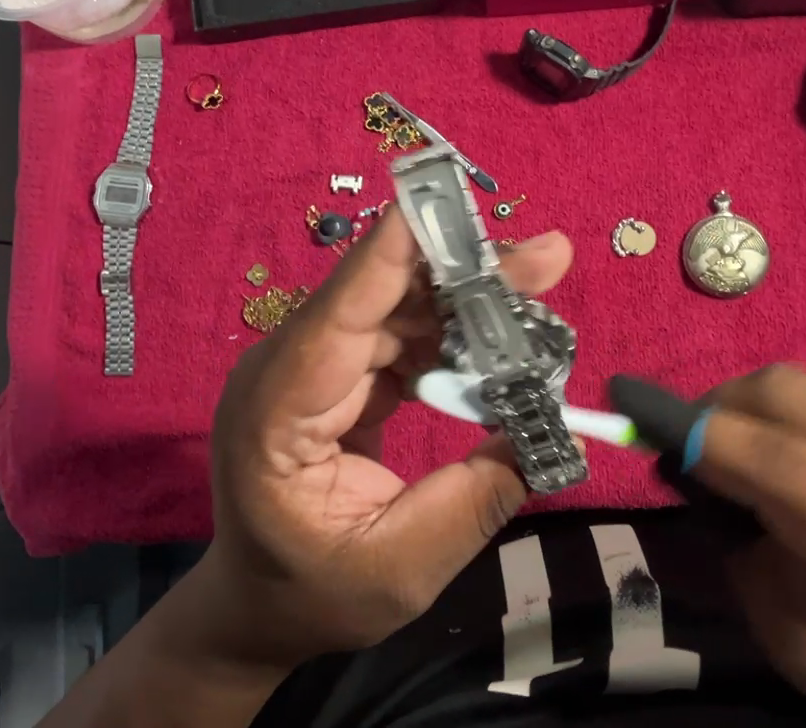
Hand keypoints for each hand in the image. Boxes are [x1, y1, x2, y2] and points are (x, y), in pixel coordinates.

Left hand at [193, 209, 575, 668]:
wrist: (258, 607)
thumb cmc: (313, 595)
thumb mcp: (403, 567)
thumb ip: (476, 499)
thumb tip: (547, 431)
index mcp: (275, 415)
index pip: (334, 319)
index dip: (388, 256)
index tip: (436, 200)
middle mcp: (286, 371)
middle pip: (378, 300)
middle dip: (462, 274)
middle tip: (546, 256)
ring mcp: (311, 369)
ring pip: (396, 310)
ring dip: (468, 301)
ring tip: (541, 285)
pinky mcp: (336, 375)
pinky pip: (399, 336)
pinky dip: (452, 334)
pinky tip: (502, 333)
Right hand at [695, 366, 805, 727]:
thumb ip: (747, 550)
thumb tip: (690, 467)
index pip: (784, 463)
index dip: (699, 432)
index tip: (631, 411)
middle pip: (790, 395)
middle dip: (716, 407)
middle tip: (678, 445)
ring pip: (805, 380)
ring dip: (748, 405)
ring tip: (727, 449)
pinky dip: (786, 409)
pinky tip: (784, 450)